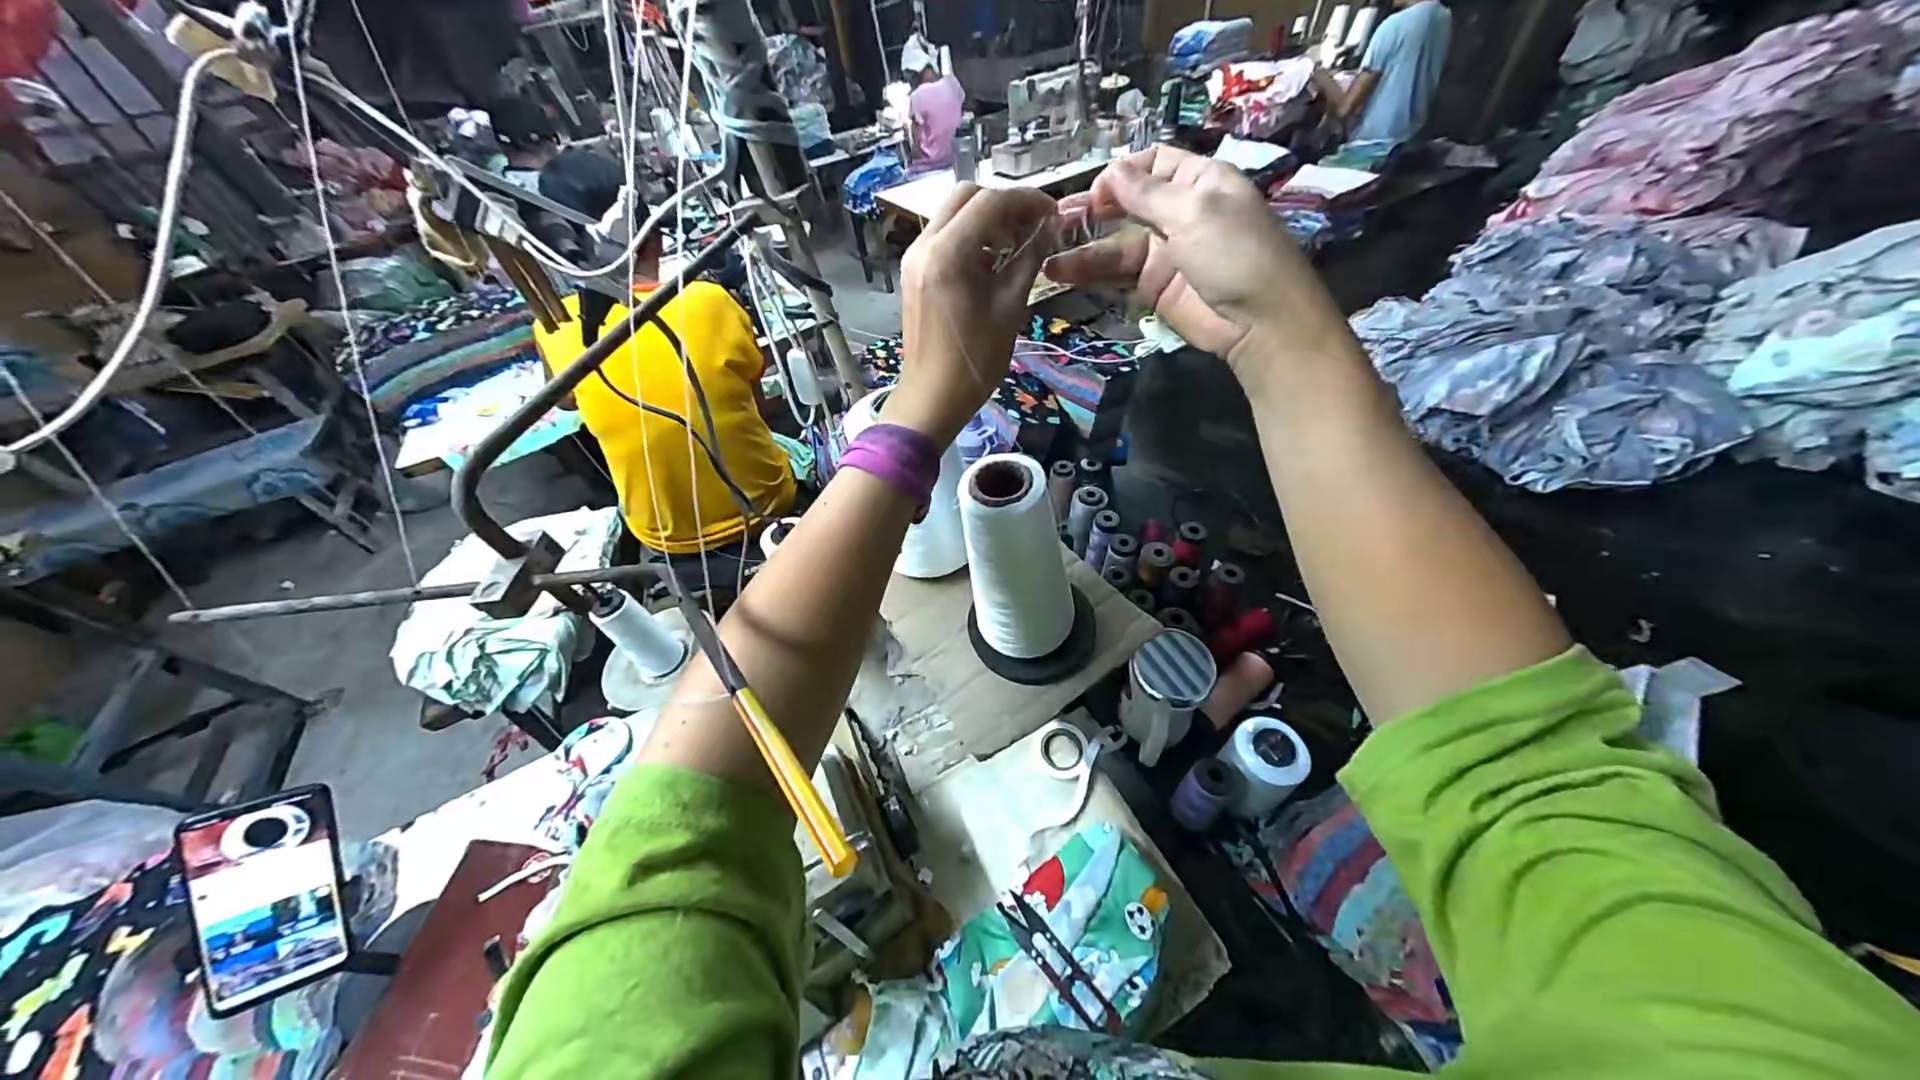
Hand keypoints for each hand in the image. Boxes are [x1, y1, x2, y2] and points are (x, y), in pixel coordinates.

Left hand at [881, 184, 1056, 443]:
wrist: (932, 398)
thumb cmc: (975, 360)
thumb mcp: (1010, 308)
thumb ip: (1029, 258)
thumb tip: (1049, 227)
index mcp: (948, 252)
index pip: (991, 201)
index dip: (1027, 201)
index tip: (1053, 215)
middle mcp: (924, 245)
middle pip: (967, 196)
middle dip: (1004, 205)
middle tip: (1033, 228)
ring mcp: (915, 258)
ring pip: (953, 215)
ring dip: (986, 221)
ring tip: (1017, 246)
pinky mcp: (914, 272)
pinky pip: (944, 238)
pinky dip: (970, 238)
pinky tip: (992, 262)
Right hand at [1043, 146, 1353, 389]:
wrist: (1260, 322)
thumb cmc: (1234, 253)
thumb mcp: (1193, 212)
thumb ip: (1147, 193)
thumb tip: (1112, 170)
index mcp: (1199, 183)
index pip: (1154, 163)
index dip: (1123, 173)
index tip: (1096, 191)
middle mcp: (1179, 215)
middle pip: (1127, 206)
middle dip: (1093, 211)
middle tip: (1057, 221)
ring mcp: (1165, 255)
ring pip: (1115, 247)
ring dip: (1084, 252)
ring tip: (1051, 261)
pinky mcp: (1154, 290)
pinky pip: (1118, 277)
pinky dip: (1093, 276)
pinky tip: (1065, 275)